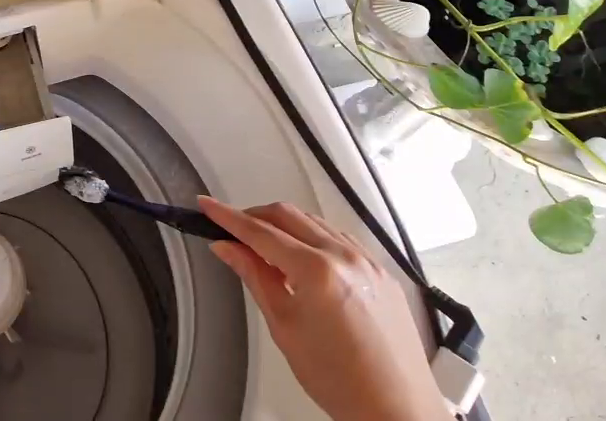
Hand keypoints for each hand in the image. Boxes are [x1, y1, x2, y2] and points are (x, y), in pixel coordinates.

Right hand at [200, 199, 446, 420]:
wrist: (398, 412)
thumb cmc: (342, 381)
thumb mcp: (284, 327)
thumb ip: (255, 277)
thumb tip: (228, 248)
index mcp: (317, 271)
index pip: (260, 231)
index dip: (227, 216)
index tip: (207, 206)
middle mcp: (345, 257)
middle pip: (286, 214)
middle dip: (254, 216)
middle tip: (232, 230)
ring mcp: (367, 262)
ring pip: (313, 221)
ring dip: (284, 225)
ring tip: (266, 249)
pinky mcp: (382, 272)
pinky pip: (339, 237)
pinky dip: (313, 237)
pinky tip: (303, 257)